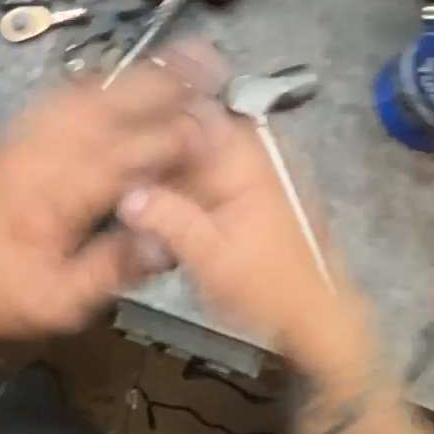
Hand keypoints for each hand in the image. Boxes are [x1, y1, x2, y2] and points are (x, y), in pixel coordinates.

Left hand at [0, 62, 210, 343]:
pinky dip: (94, 82)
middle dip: (157, 86)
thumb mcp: (64, 302)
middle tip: (203, 68)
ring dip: (130, 76)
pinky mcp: (14, 137)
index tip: (205, 131)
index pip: (120, 159)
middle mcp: (38, 161)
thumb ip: (115, 267)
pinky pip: (56, 98)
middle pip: (103, 110)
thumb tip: (168, 239)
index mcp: (54, 202)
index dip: (166, 141)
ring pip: (82, 95)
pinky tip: (119, 77)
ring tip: (174, 62)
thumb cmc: (6, 294)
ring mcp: (22, 142)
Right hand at [117, 90, 368, 376]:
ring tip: (129, 179)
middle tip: (115, 158)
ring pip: (200, 155)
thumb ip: (168, 218)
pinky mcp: (251, 198)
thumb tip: (125, 194)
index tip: (118, 128)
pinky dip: (184, 185)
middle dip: (157, 142)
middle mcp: (254, 158)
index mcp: (247, 162)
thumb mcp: (210, 256)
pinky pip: (210, 177)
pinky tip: (157, 201)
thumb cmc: (267, 289)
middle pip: (196, 131)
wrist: (317, 319)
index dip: (157, 116)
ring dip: (168, 166)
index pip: (199, 114)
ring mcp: (254, 177)